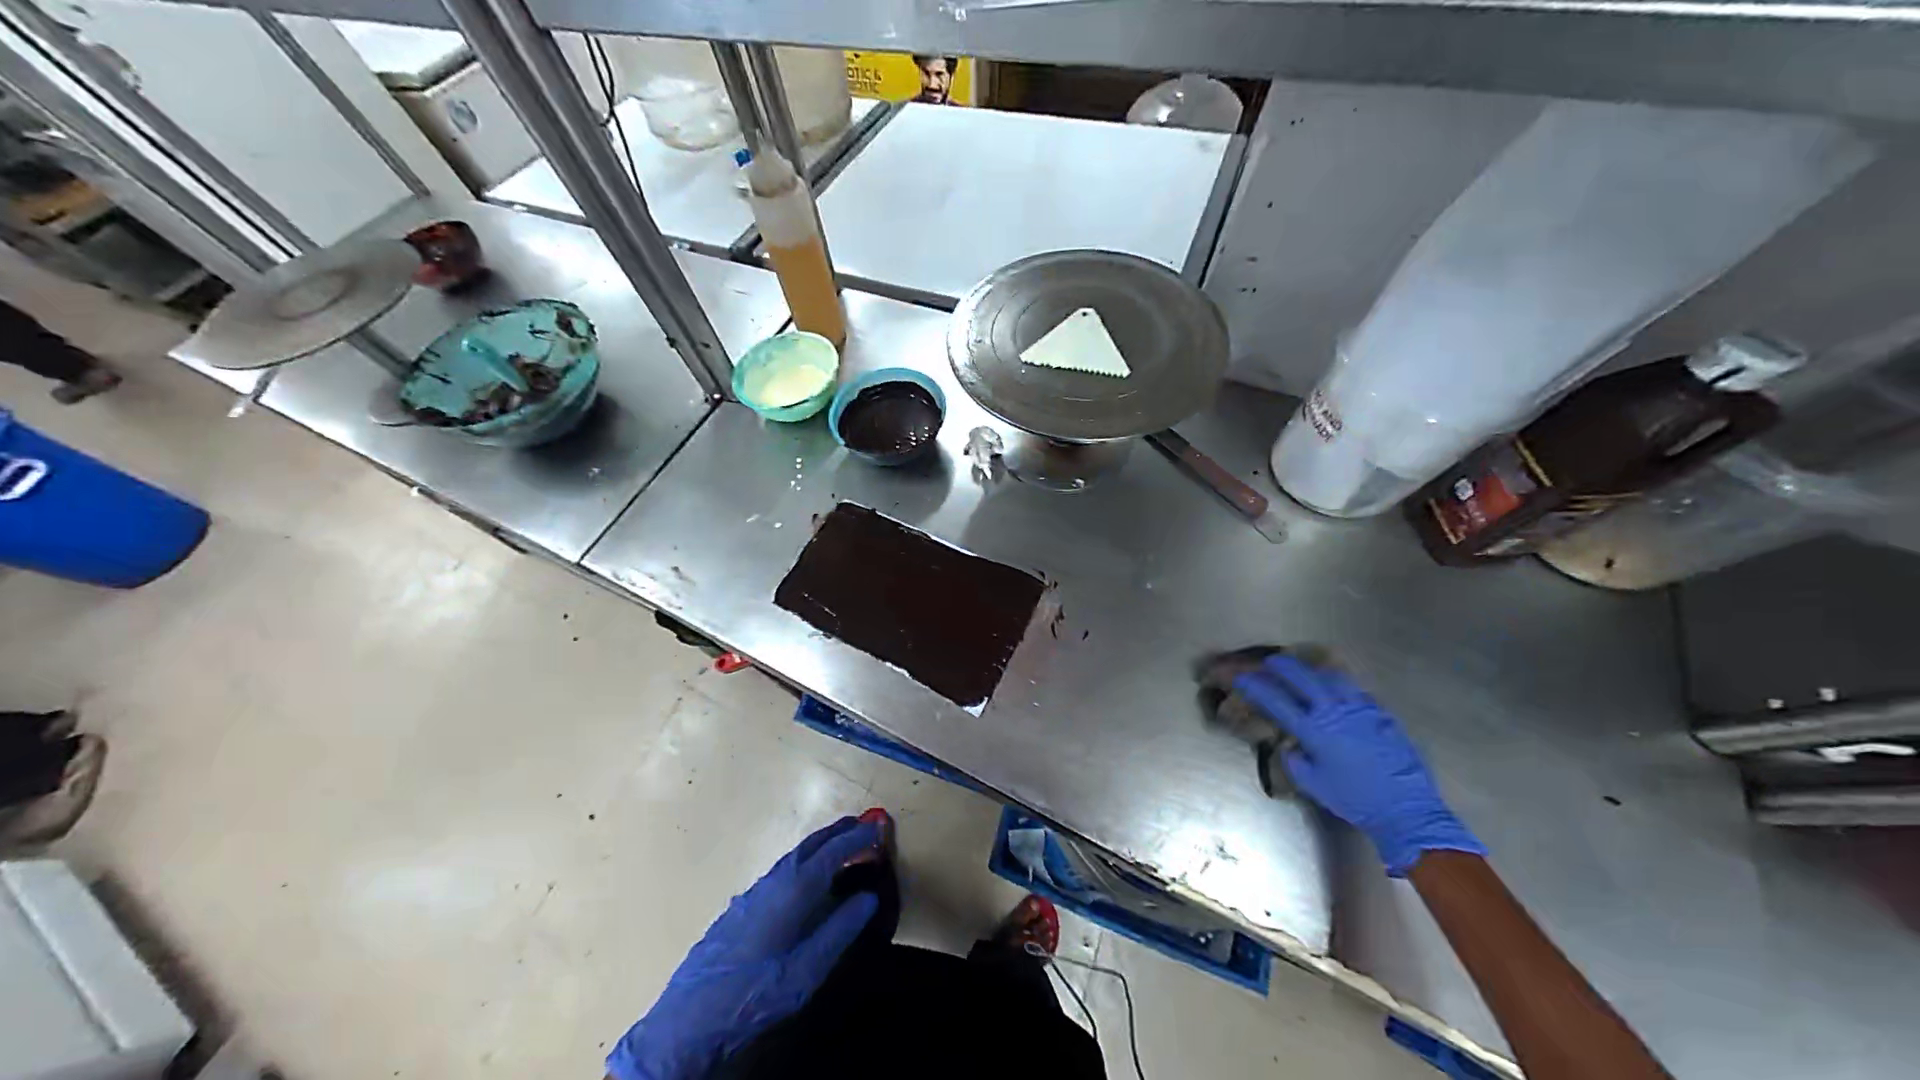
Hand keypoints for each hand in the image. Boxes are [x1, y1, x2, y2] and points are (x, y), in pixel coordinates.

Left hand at [606, 816, 882, 1079]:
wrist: (689, 1016)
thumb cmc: (755, 993)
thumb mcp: (807, 970)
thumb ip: (840, 931)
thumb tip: (869, 897)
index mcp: (793, 889)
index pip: (832, 852)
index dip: (858, 839)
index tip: (879, 829)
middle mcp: (774, 879)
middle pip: (811, 844)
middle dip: (838, 831)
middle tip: (863, 825)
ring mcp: (755, 889)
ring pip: (795, 855)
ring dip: (821, 844)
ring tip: (841, 844)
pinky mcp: (744, 903)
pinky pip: (783, 867)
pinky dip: (805, 859)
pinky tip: (808, 875)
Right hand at [1235, 655, 1484, 876]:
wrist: (1406, 809)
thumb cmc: (1354, 800)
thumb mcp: (1313, 784)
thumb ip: (1296, 760)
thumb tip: (1292, 746)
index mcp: (1314, 731)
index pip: (1277, 702)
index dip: (1256, 687)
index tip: (1243, 679)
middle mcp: (1335, 713)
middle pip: (1304, 678)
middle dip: (1283, 667)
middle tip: (1272, 662)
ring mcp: (1361, 710)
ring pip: (1333, 678)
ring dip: (1314, 671)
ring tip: (1306, 670)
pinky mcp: (1381, 715)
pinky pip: (1356, 691)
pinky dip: (1341, 685)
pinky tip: (1339, 690)